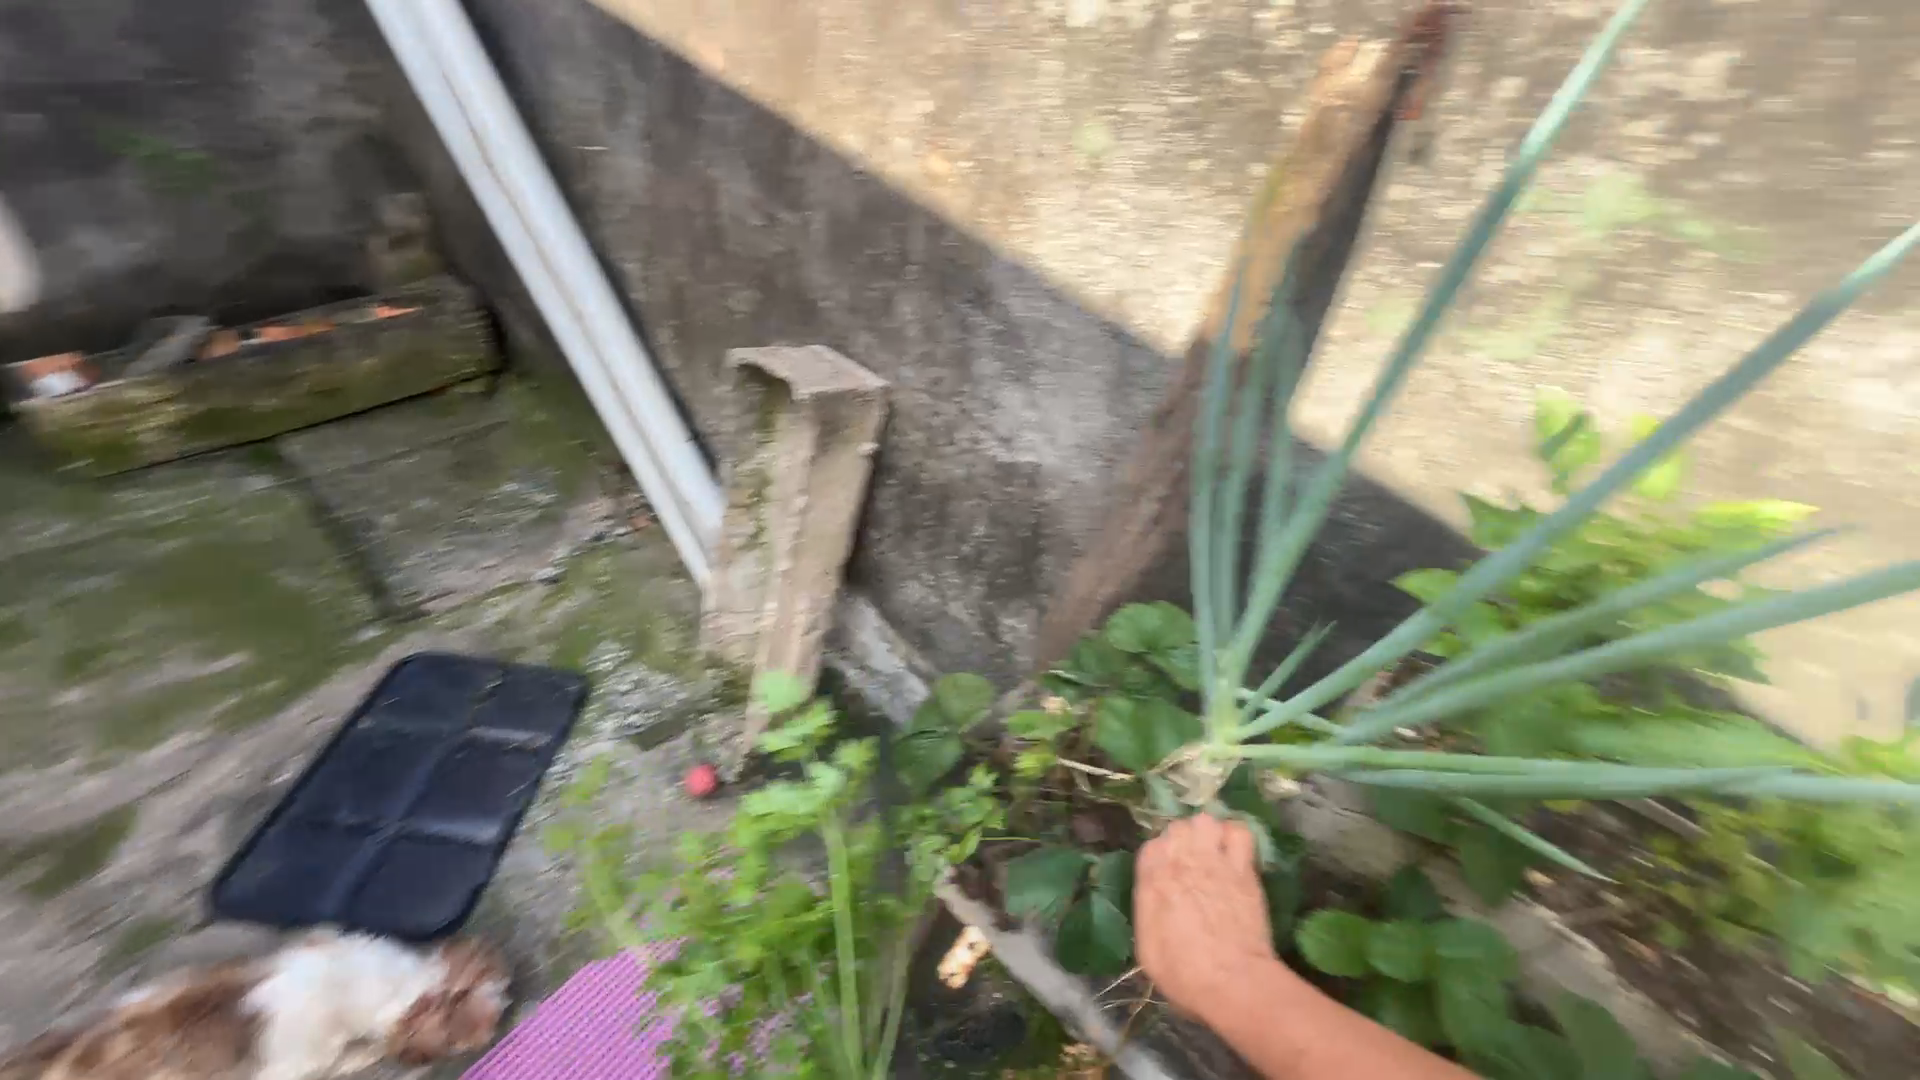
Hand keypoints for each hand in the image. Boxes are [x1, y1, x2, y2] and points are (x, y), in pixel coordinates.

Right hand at [1133, 814, 1285, 1022]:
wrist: (1232, 981)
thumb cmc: (1184, 972)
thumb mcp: (1146, 947)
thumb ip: (1147, 907)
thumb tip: (1153, 891)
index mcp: (1152, 878)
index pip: (1151, 846)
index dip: (1160, 859)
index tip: (1167, 876)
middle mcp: (1179, 860)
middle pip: (1177, 827)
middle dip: (1183, 841)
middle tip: (1191, 863)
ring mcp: (1213, 860)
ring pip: (1205, 821)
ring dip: (1207, 833)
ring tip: (1213, 852)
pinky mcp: (1244, 868)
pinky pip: (1239, 832)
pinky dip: (1236, 836)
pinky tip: (1235, 853)